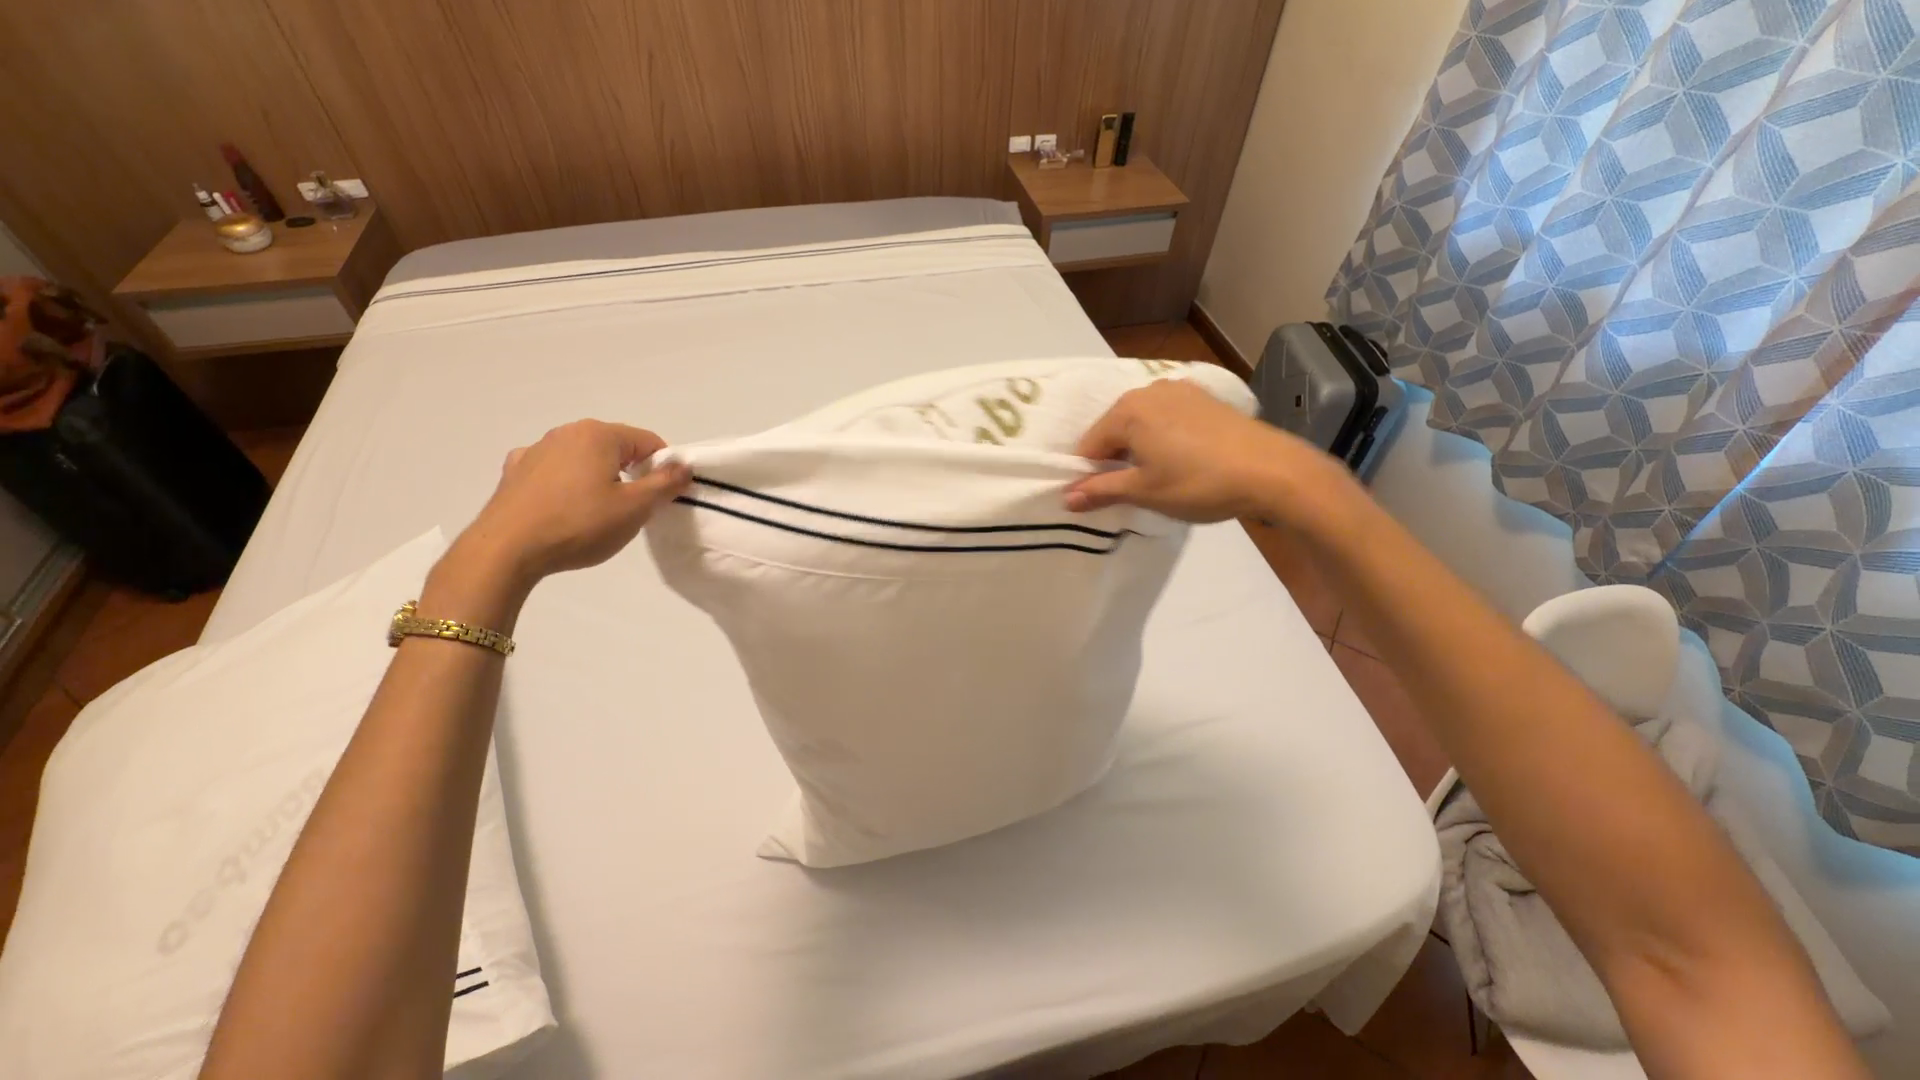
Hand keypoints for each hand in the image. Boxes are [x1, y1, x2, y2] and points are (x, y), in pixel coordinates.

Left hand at [454, 420, 690, 586]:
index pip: (647, 441)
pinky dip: (564, 484)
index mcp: (599, 434)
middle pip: (614, 447)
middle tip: (631, 509)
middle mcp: (566, 432)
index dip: (663, 467)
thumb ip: (665, 483)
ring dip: (596, 478)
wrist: (506, 550)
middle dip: (629, 472)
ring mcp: (536, 450)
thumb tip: (683, 465)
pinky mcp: (514, 472)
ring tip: (595, 514)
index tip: (662, 497)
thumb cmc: (579, 525)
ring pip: (582, 458)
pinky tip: (561, 507)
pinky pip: (552, 472)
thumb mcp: (634, 509)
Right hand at [1063, 379, 1349, 524]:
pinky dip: (1165, 438)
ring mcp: (1181, 390)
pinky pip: (1169, 419)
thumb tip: (1067, 497)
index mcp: (1127, 409)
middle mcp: (1149, 390)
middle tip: (1130, 492)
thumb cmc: (1198, 483)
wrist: (1271, 471)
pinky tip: (1181, 461)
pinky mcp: (1206, 399)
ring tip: (1158, 479)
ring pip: (1143, 423)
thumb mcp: (1145, 492)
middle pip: (1115, 430)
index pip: (1089, 445)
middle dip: (1115, 459)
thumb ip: (1102, 490)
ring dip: (1141, 449)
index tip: (1100, 500)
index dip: (1089, 475)